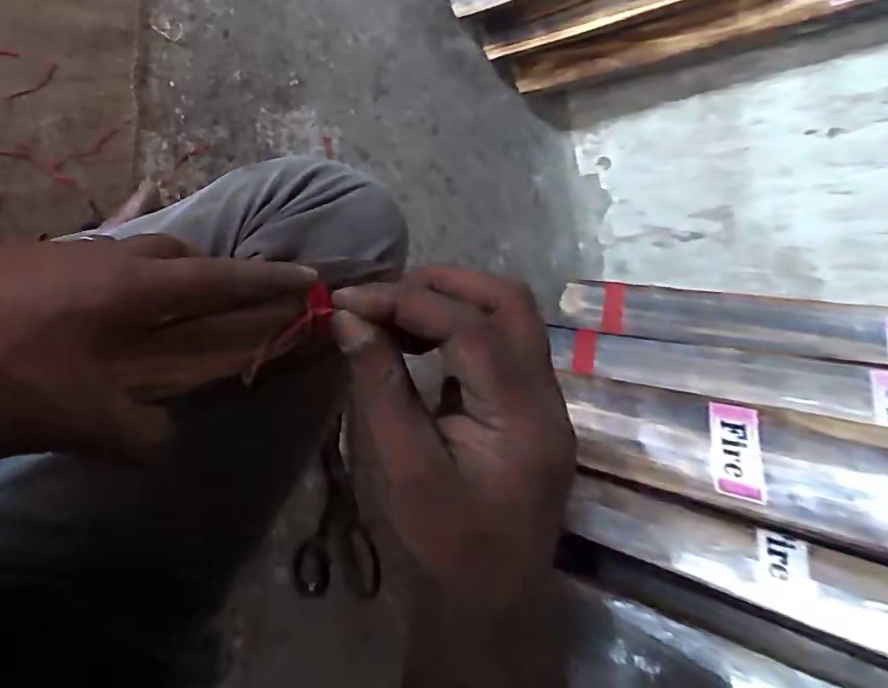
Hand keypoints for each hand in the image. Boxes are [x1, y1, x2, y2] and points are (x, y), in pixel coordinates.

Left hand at [0, 235, 317, 467]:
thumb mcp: (75, 415)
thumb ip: (132, 430)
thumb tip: (157, 436)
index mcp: (125, 284)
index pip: (213, 276)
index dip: (262, 279)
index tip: (304, 275)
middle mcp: (93, 257)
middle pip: (167, 254)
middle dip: (204, 271)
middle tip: (226, 295)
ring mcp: (48, 256)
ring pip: (119, 254)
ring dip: (149, 272)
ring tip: (163, 297)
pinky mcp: (10, 268)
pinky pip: (73, 264)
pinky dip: (97, 276)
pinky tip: (85, 291)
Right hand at [331, 267, 573, 632]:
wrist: (485, 604)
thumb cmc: (438, 539)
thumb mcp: (399, 463)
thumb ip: (377, 383)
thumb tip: (346, 316)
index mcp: (521, 418)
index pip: (468, 327)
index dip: (401, 301)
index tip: (343, 301)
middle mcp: (543, 401)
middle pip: (508, 304)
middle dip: (438, 284)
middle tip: (375, 297)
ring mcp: (537, 404)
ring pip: (504, 317)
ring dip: (441, 301)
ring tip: (383, 315)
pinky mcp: (519, 410)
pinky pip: (492, 342)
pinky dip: (446, 326)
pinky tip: (407, 342)